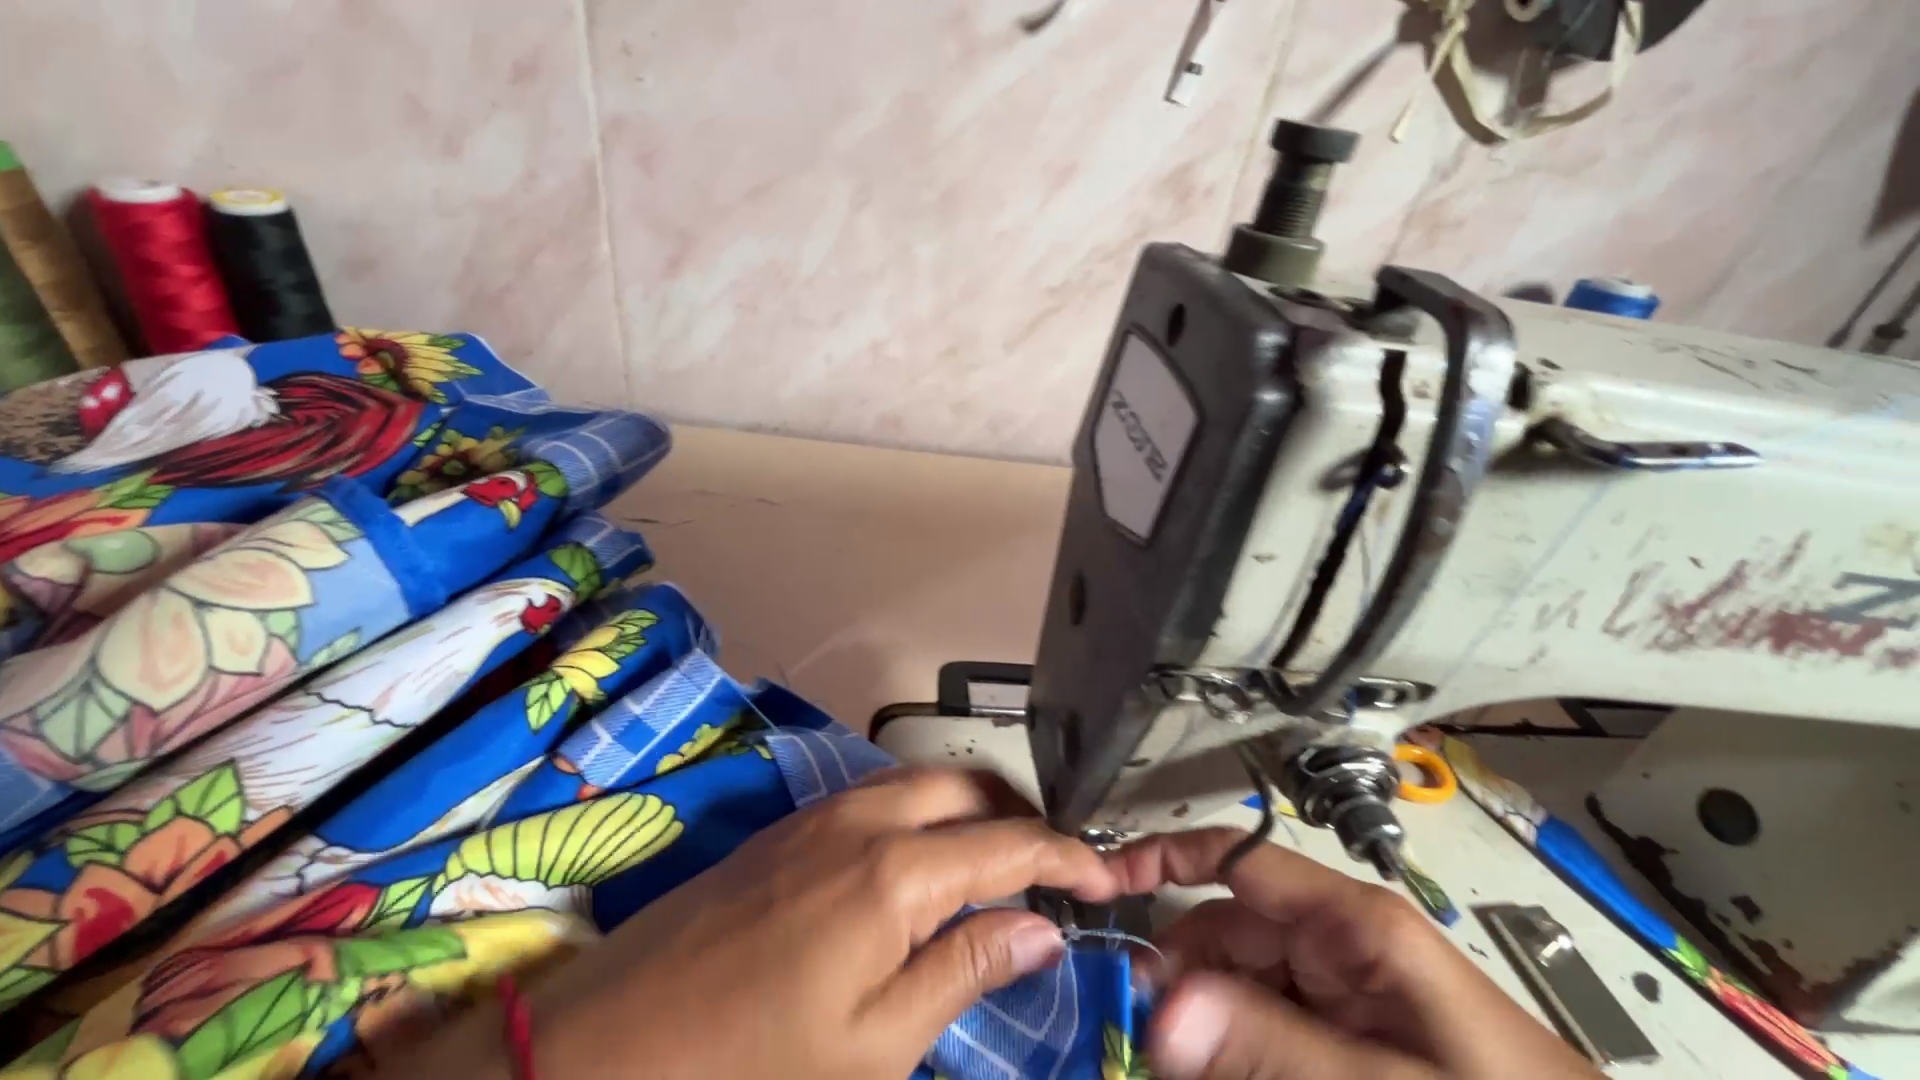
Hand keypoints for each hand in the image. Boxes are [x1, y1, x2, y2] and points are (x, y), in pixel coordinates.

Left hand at [384, 768, 1119, 1079]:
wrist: (609, 1039)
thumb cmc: (753, 1060)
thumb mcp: (876, 1042)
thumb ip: (965, 968)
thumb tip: (1041, 927)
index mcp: (896, 871)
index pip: (1010, 842)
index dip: (1066, 856)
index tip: (1104, 880)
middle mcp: (863, 818)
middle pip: (967, 785)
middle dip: (1020, 812)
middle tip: (1050, 865)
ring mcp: (820, 814)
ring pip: (921, 782)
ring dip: (970, 809)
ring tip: (997, 862)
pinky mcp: (788, 828)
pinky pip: (878, 796)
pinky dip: (922, 814)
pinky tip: (922, 863)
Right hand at [1108, 828, 1602, 1079]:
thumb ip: (1273, 1046)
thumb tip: (1159, 1011)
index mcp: (1350, 922)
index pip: (1233, 858)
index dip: (1160, 859)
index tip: (1096, 887)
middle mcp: (1336, 942)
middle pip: (1223, 929)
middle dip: (1172, 971)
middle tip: (1126, 1029)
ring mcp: (1339, 989)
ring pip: (1238, 985)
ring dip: (1198, 1020)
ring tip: (1163, 1060)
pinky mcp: (1344, 1034)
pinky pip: (1266, 1025)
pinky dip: (1230, 1048)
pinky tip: (1211, 1069)